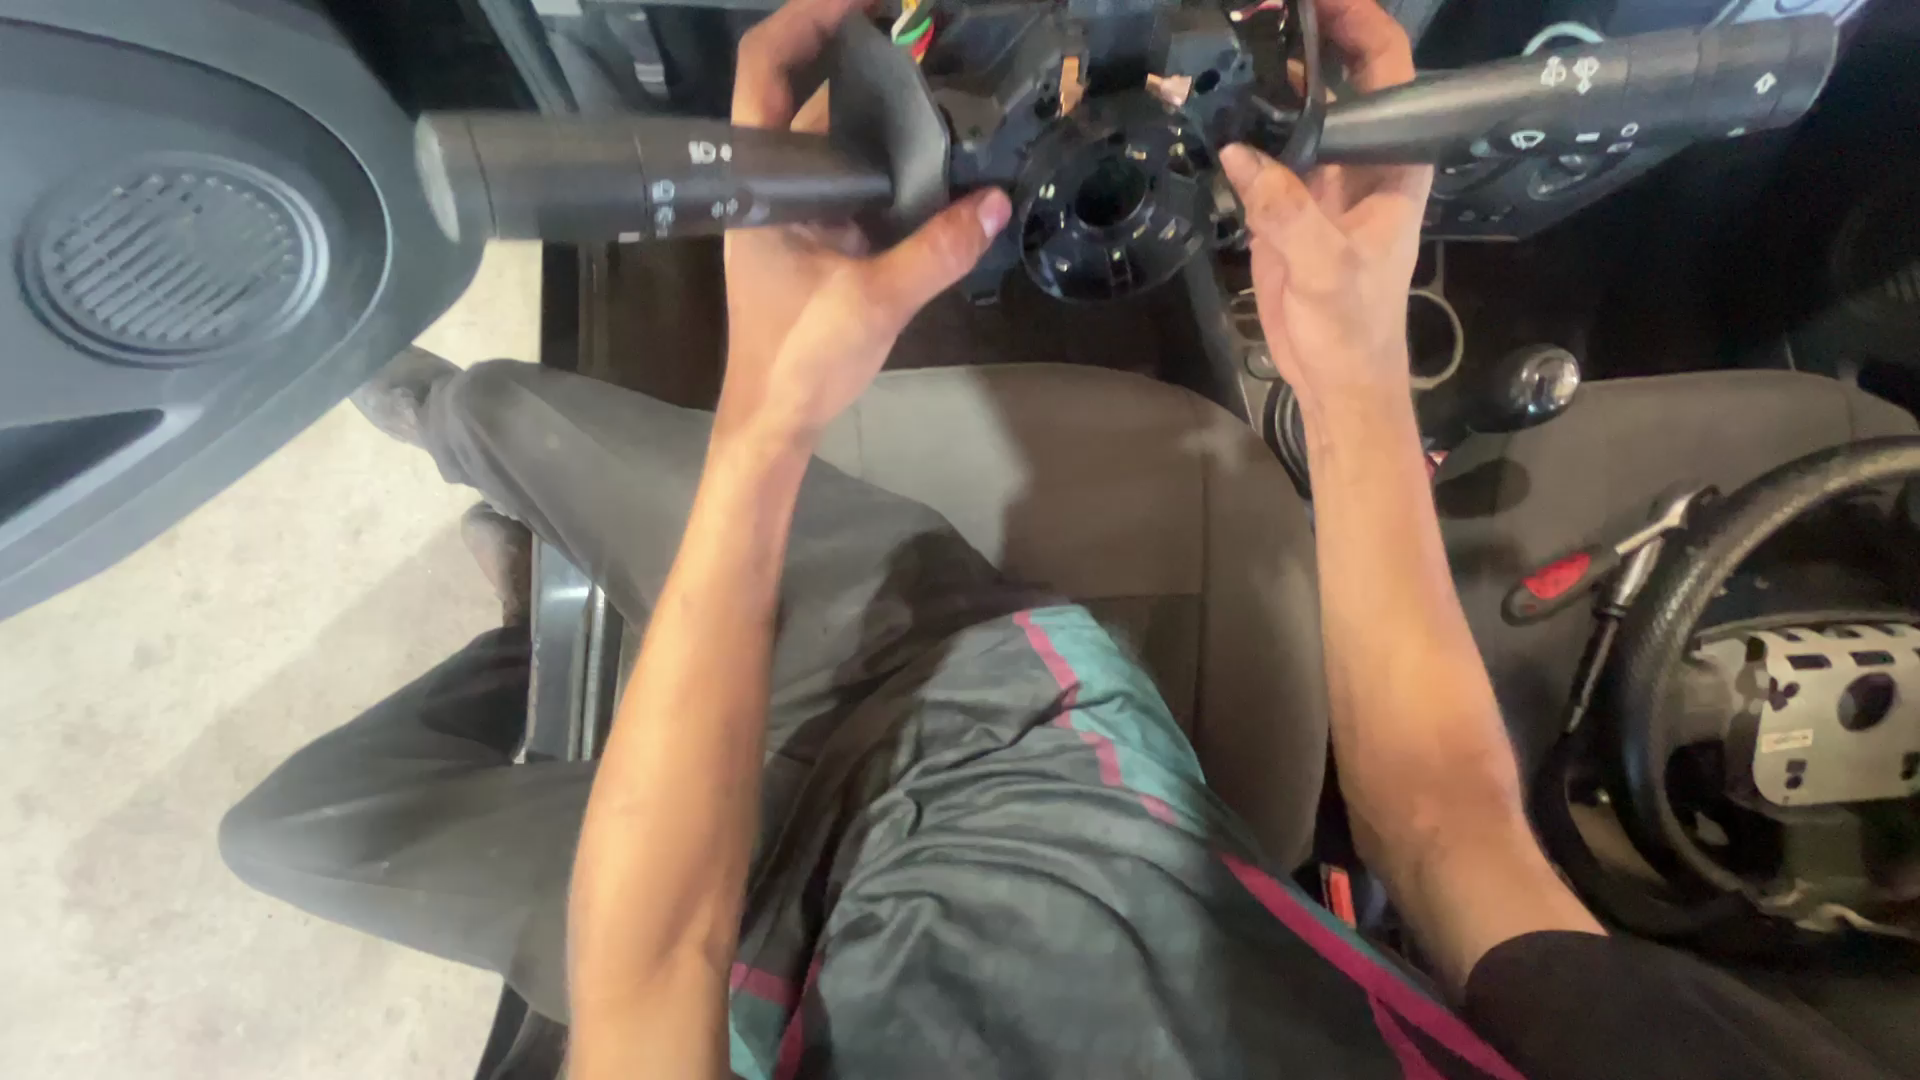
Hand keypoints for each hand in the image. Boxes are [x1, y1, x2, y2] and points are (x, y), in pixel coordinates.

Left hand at [720, 0, 1010, 442]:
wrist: (775, 419)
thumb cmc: (801, 359)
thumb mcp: (874, 303)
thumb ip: (937, 252)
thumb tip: (999, 202)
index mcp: (760, 186)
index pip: (765, 73)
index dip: (805, 19)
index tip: (866, 0)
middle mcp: (773, 191)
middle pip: (811, 106)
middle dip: (865, 72)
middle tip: (932, 58)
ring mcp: (795, 220)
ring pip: (837, 153)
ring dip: (883, 130)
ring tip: (944, 109)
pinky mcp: (816, 250)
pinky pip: (854, 195)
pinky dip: (888, 179)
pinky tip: (932, 179)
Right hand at [1219, 0, 1431, 422]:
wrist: (1335, 372)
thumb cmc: (1354, 323)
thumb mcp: (1327, 266)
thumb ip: (1287, 210)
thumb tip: (1239, 152)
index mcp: (1393, 163)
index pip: (1386, 73)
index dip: (1360, 25)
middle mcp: (1357, 163)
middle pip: (1336, 86)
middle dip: (1303, 47)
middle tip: (1254, 19)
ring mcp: (1317, 187)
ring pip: (1294, 123)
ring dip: (1265, 92)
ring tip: (1227, 58)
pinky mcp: (1283, 214)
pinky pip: (1262, 166)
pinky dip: (1240, 143)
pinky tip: (1214, 121)